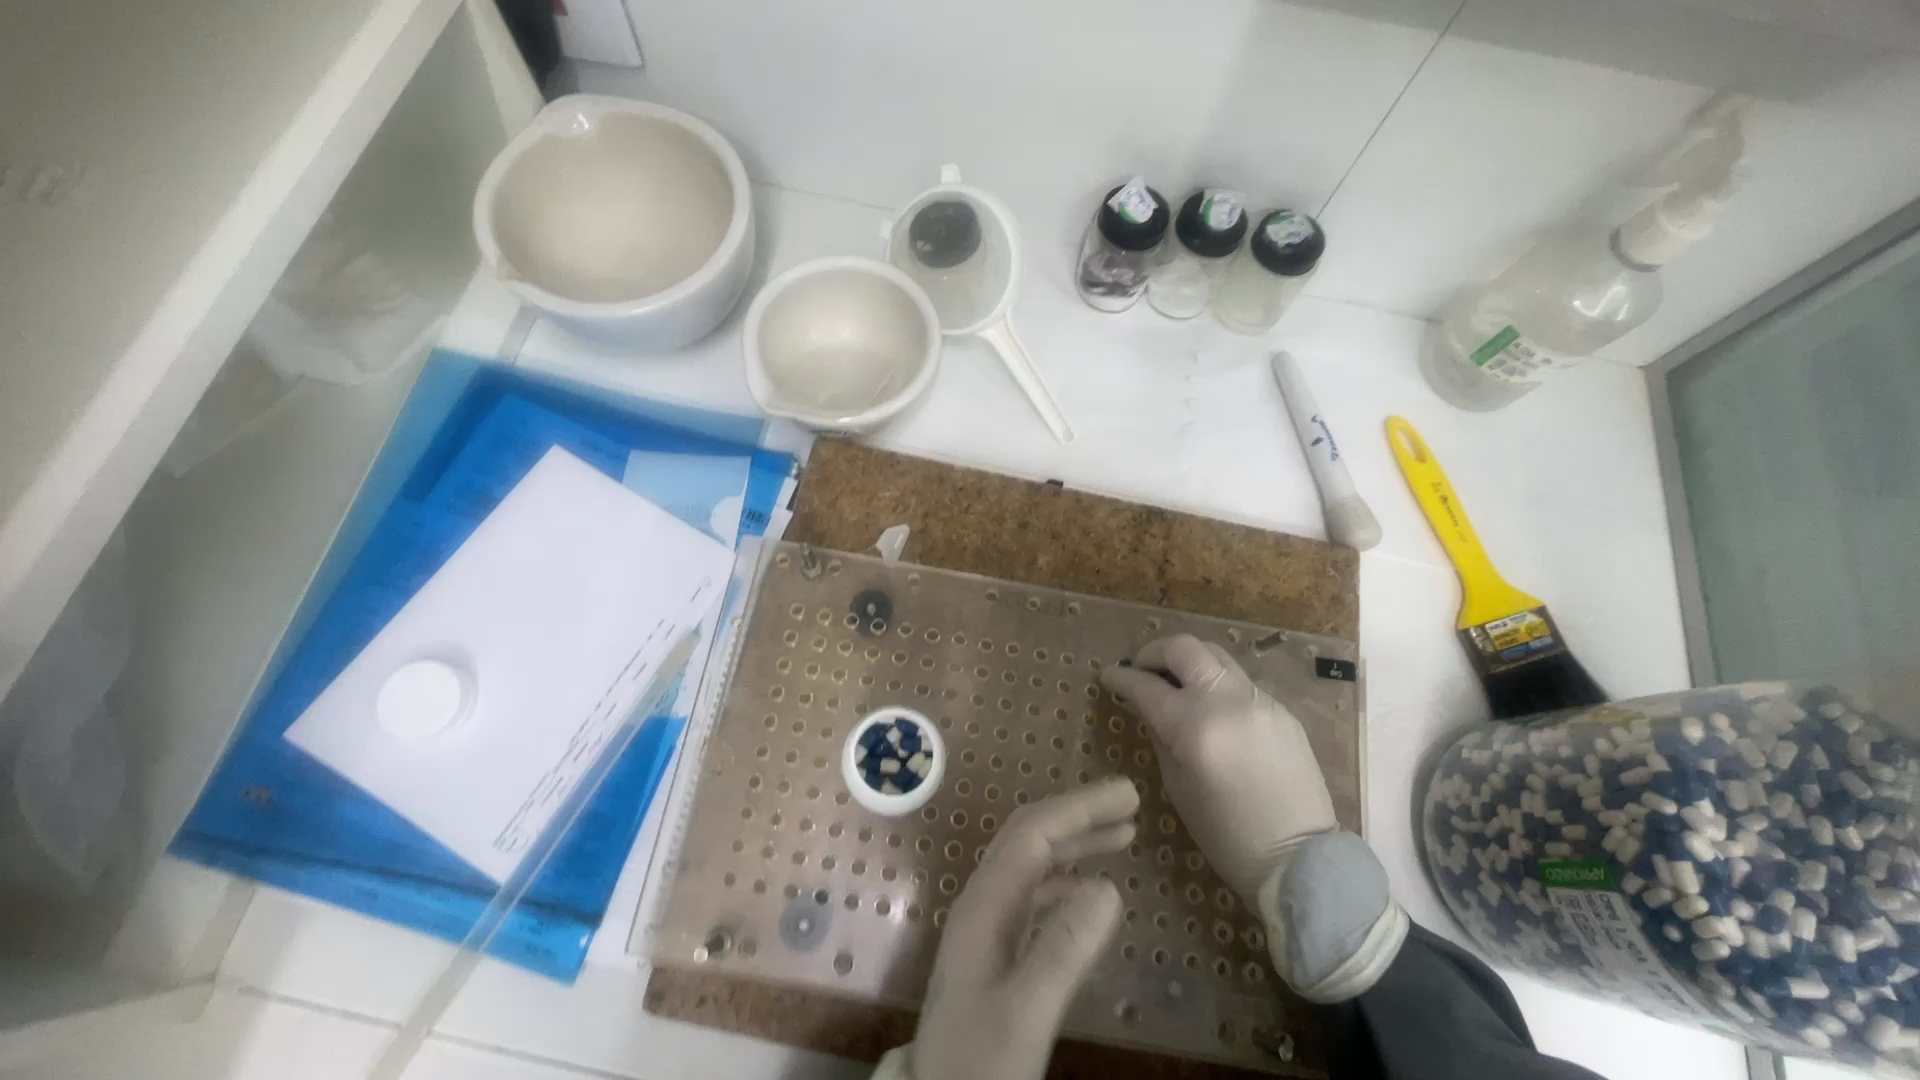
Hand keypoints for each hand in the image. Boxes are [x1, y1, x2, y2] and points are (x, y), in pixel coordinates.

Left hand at [905, 778, 1138, 1079]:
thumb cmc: (979, 1059)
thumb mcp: (1025, 1012)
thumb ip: (1063, 951)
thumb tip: (1110, 888)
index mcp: (984, 905)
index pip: (1033, 834)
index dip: (1080, 808)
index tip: (1128, 794)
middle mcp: (983, 903)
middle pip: (1030, 838)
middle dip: (1079, 814)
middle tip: (1131, 803)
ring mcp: (988, 926)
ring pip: (1033, 864)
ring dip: (1075, 843)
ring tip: (1122, 836)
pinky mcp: (996, 950)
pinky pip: (1035, 895)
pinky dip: (1068, 880)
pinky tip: (1092, 893)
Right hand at [1098, 634, 1336, 900]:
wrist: (1299, 857)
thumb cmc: (1225, 836)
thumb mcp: (1177, 787)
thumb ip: (1159, 736)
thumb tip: (1145, 706)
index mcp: (1193, 728)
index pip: (1145, 685)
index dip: (1120, 678)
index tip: (1107, 677)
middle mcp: (1226, 702)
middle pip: (1183, 648)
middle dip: (1153, 652)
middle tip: (1139, 668)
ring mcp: (1259, 700)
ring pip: (1215, 655)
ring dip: (1187, 661)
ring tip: (1173, 681)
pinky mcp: (1281, 708)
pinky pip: (1239, 681)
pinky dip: (1215, 683)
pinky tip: (1209, 707)